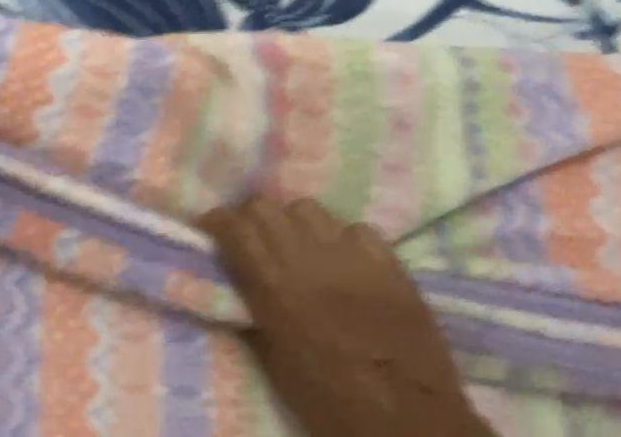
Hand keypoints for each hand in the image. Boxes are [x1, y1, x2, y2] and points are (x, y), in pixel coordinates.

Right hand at [198, 196, 489, 436]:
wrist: (409, 423)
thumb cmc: (330, 400)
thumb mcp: (273, 360)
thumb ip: (252, 308)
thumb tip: (233, 281)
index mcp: (273, 285)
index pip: (232, 224)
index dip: (215, 223)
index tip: (211, 233)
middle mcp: (308, 258)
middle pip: (265, 206)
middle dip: (251, 217)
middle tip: (252, 239)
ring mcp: (352, 257)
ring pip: (308, 209)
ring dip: (295, 223)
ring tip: (298, 245)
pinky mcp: (390, 265)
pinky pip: (357, 230)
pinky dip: (342, 238)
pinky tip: (343, 260)